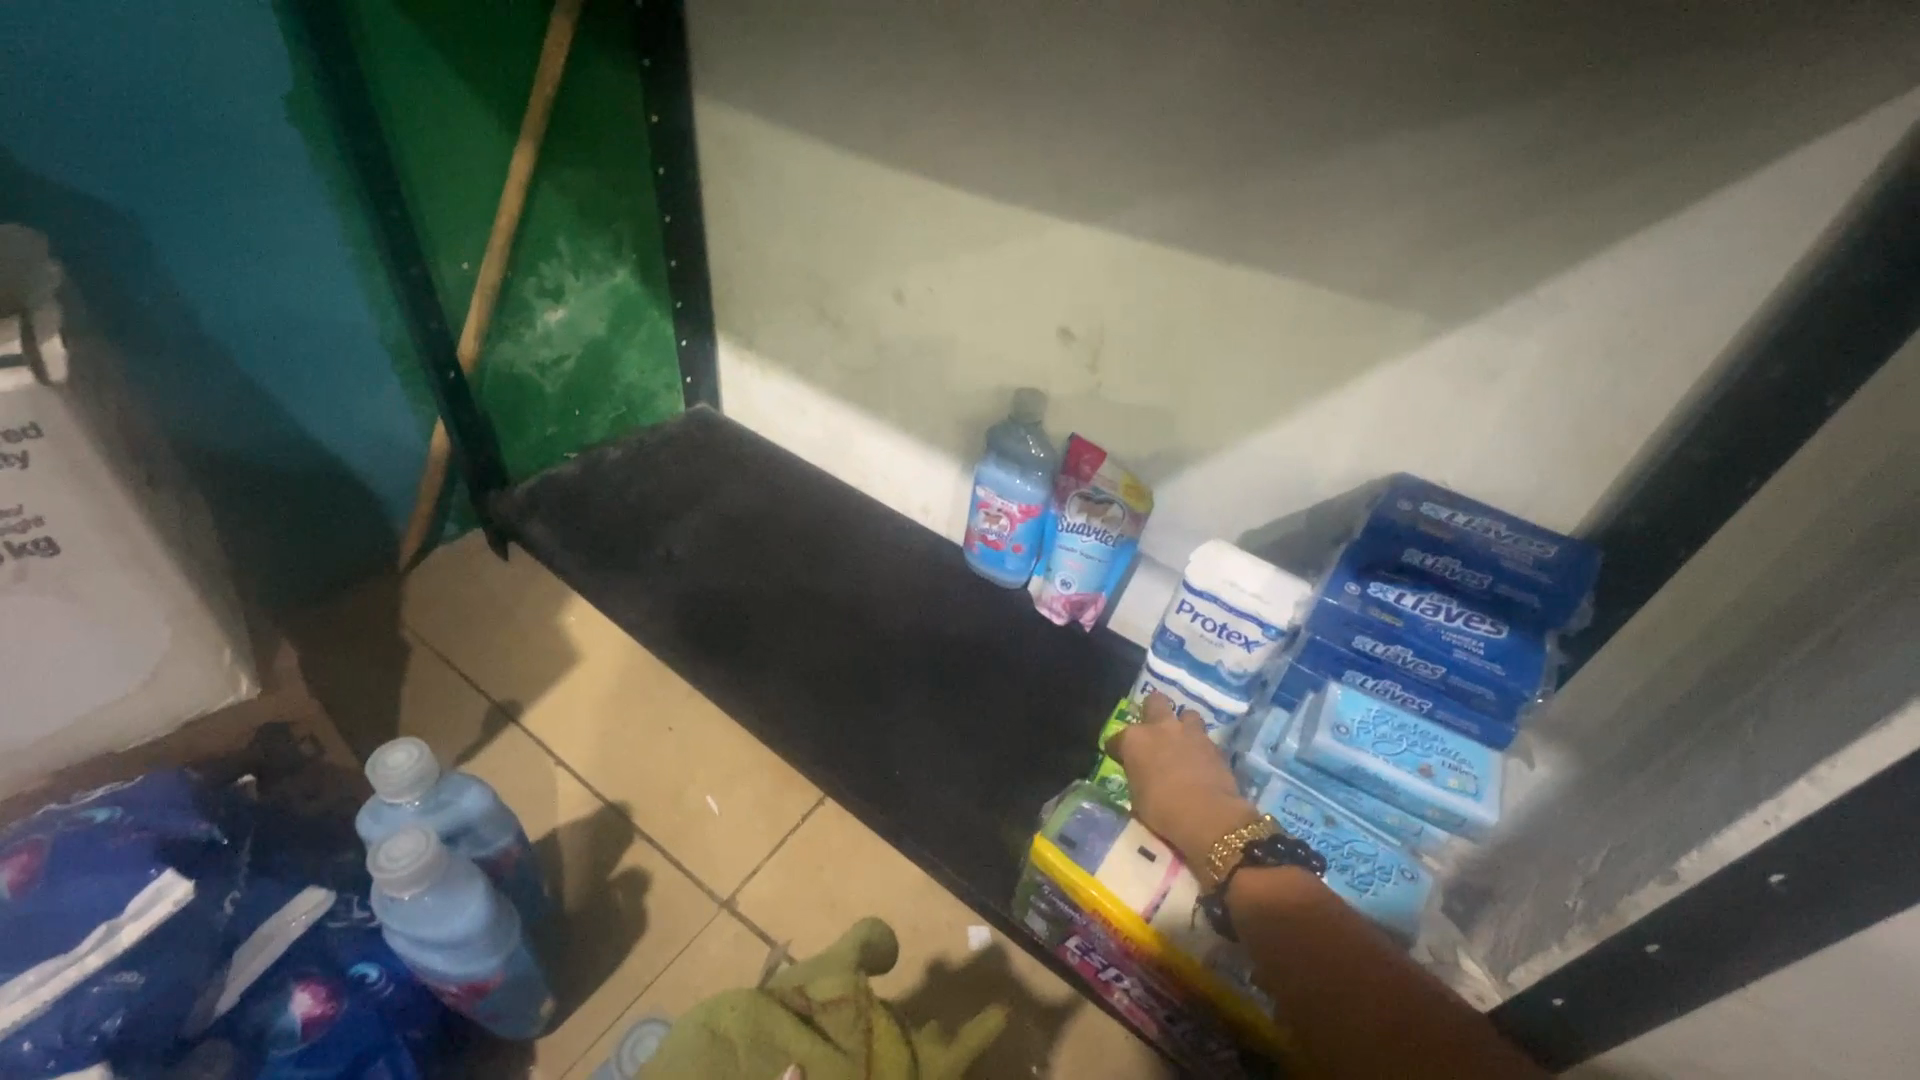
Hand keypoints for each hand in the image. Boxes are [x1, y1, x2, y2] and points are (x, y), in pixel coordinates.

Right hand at [1109, 692, 1260, 871]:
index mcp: (1134, 740)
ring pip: (1187, 714)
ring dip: (1183, 725)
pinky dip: (1200, 746)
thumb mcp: (1137, 798)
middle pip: (1154, 702)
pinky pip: (1204, 737)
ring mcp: (1189, 732)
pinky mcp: (1214, 744)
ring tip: (1183, 741)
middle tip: (1154, 730)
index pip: (1116, 739)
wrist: (1207, 815)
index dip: (1118, 749)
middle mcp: (1160, 727)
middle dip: (1153, 711)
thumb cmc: (1162, 810)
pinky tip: (1200, 760)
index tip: (1121, 759)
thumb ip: (1137, 778)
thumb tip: (1141, 776)